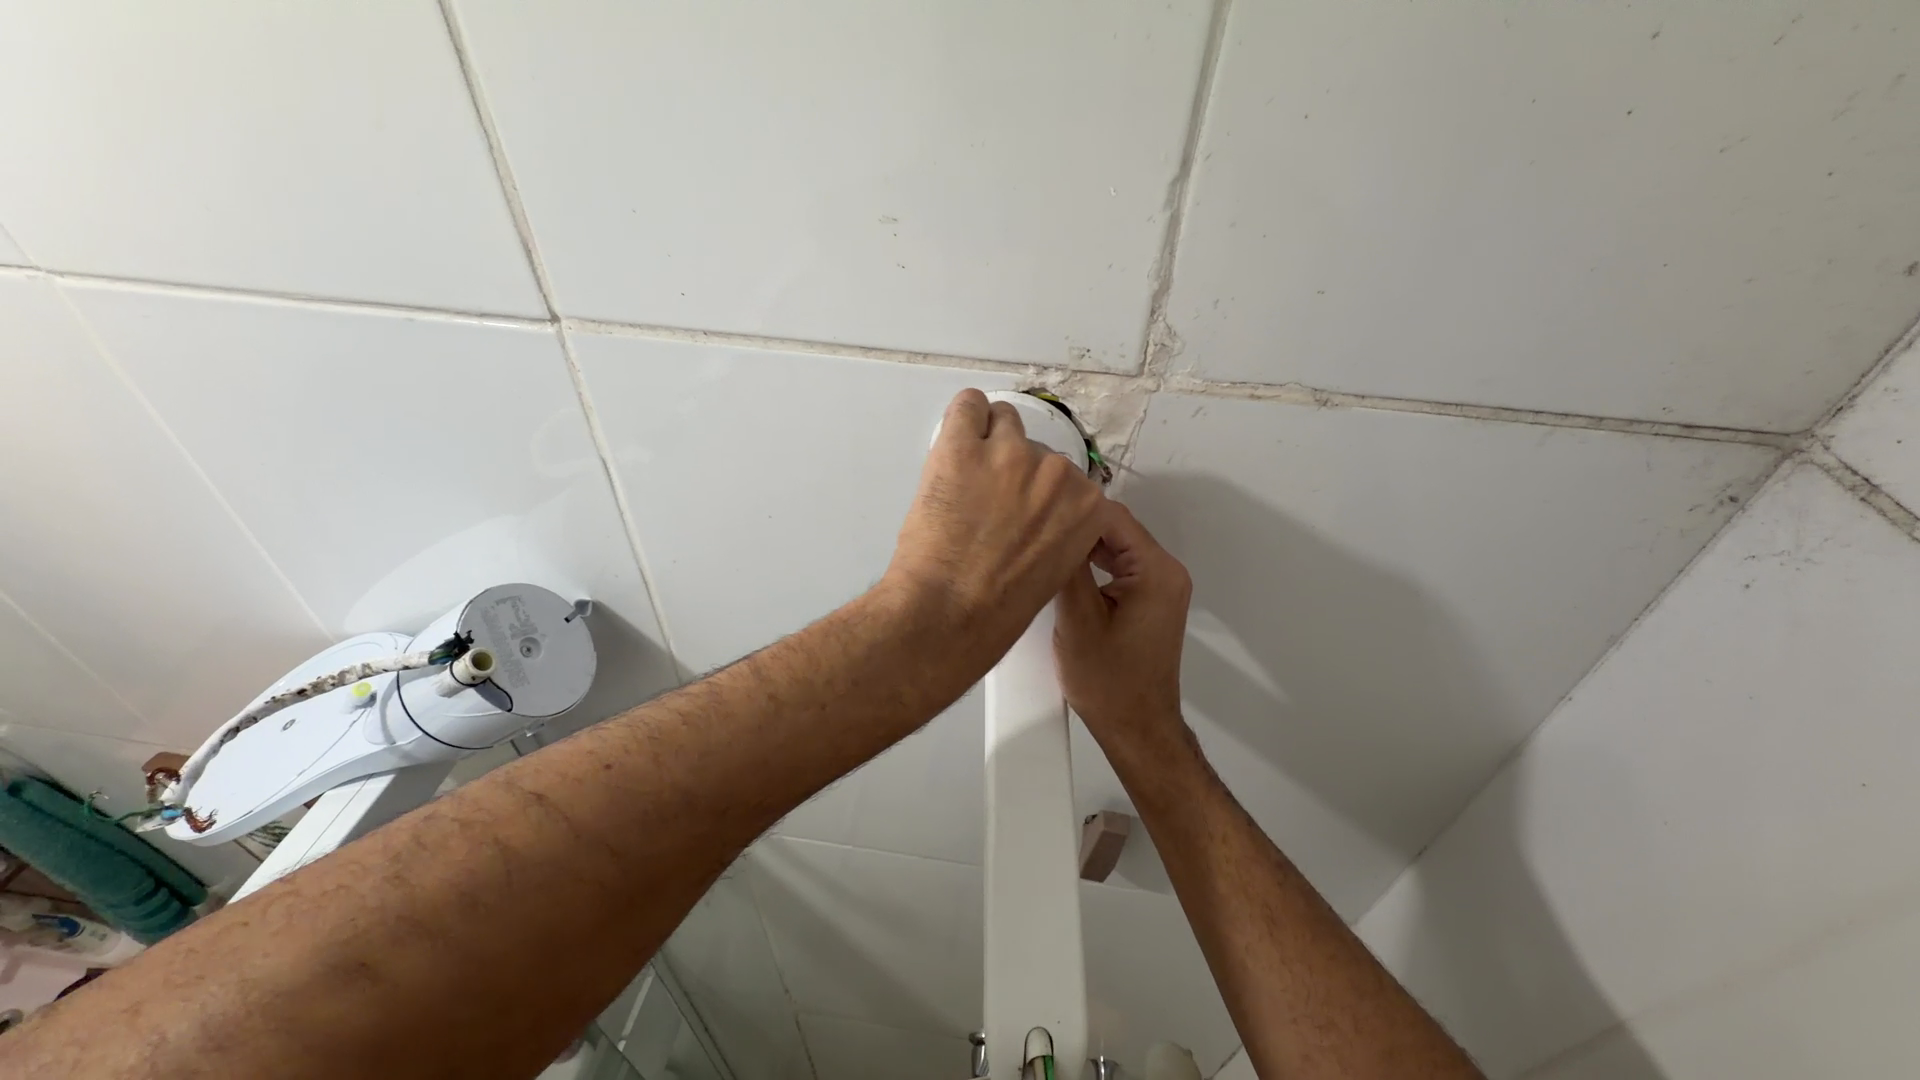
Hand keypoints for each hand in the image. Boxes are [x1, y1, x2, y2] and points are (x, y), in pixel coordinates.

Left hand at [883, 389, 1108, 660]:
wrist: (949, 613)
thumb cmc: (997, 608)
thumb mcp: (1054, 570)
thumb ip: (1058, 531)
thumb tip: (1034, 513)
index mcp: (1087, 508)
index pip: (1069, 479)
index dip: (1039, 493)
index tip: (1020, 505)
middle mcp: (1057, 475)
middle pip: (1036, 451)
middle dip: (1012, 473)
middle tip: (985, 505)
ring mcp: (1011, 456)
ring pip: (1004, 421)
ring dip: (988, 443)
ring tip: (966, 480)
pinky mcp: (965, 448)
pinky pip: (969, 406)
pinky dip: (964, 418)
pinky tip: (955, 441)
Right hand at [1055, 503, 1192, 743]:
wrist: (1136, 728)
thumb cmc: (1107, 680)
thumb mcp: (1077, 619)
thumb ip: (1068, 567)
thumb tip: (1053, 525)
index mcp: (1156, 570)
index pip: (1112, 517)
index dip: (1072, 508)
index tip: (1034, 508)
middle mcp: (1167, 571)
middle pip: (1116, 529)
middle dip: (1075, 526)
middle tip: (1031, 525)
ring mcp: (1161, 586)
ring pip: (1117, 547)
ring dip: (1082, 546)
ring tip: (1041, 544)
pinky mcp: (1151, 601)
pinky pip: (1121, 567)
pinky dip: (1094, 564)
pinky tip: (1063, 569)